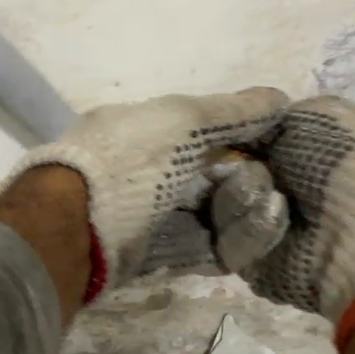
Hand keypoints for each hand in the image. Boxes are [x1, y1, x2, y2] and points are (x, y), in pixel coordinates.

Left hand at [19, 88, 289, 301]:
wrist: (75, 224)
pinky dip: (238, 241)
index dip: (237, 135)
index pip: (193, 131)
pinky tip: (261, 231)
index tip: (277, 142)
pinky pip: (205, 247)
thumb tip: (278, 98)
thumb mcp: (181, 118)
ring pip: (209, 213)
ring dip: (247, 209)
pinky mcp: (151, 255)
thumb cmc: (127, 158)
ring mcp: (141, 215)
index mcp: (132, 131)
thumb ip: (231, 110)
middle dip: (246, 177)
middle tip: (276, 180)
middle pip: (204, 176)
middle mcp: (135, 171)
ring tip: (274, 205)